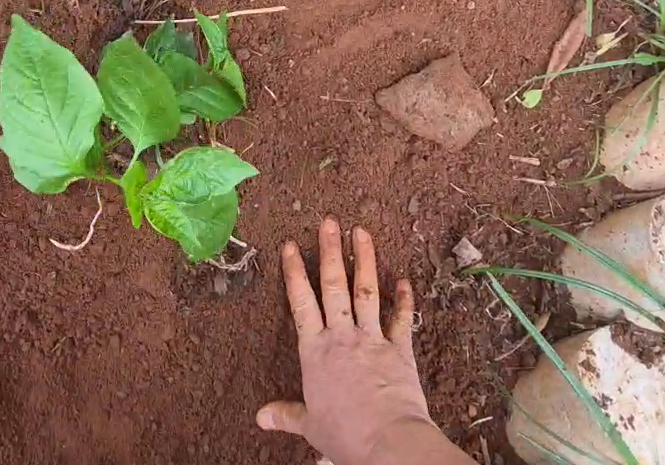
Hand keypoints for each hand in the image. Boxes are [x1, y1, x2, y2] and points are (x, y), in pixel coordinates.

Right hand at [259, 218, 458, 464]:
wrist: (388, 444)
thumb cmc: (345, 435)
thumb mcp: (310, 426)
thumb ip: (286, 414)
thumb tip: (260, 417)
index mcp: (316, 350)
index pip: (301, 302)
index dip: (294, 271)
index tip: (290, 244)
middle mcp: (342, 336)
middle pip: (333, 285)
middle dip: (330, 250)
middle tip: (329, 221)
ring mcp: (372, 338)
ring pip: (366, 290)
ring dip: (364, 259)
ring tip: (361, 231)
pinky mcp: (399, 350)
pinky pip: (401, 320)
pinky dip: (404, 300)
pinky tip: (404, 280)